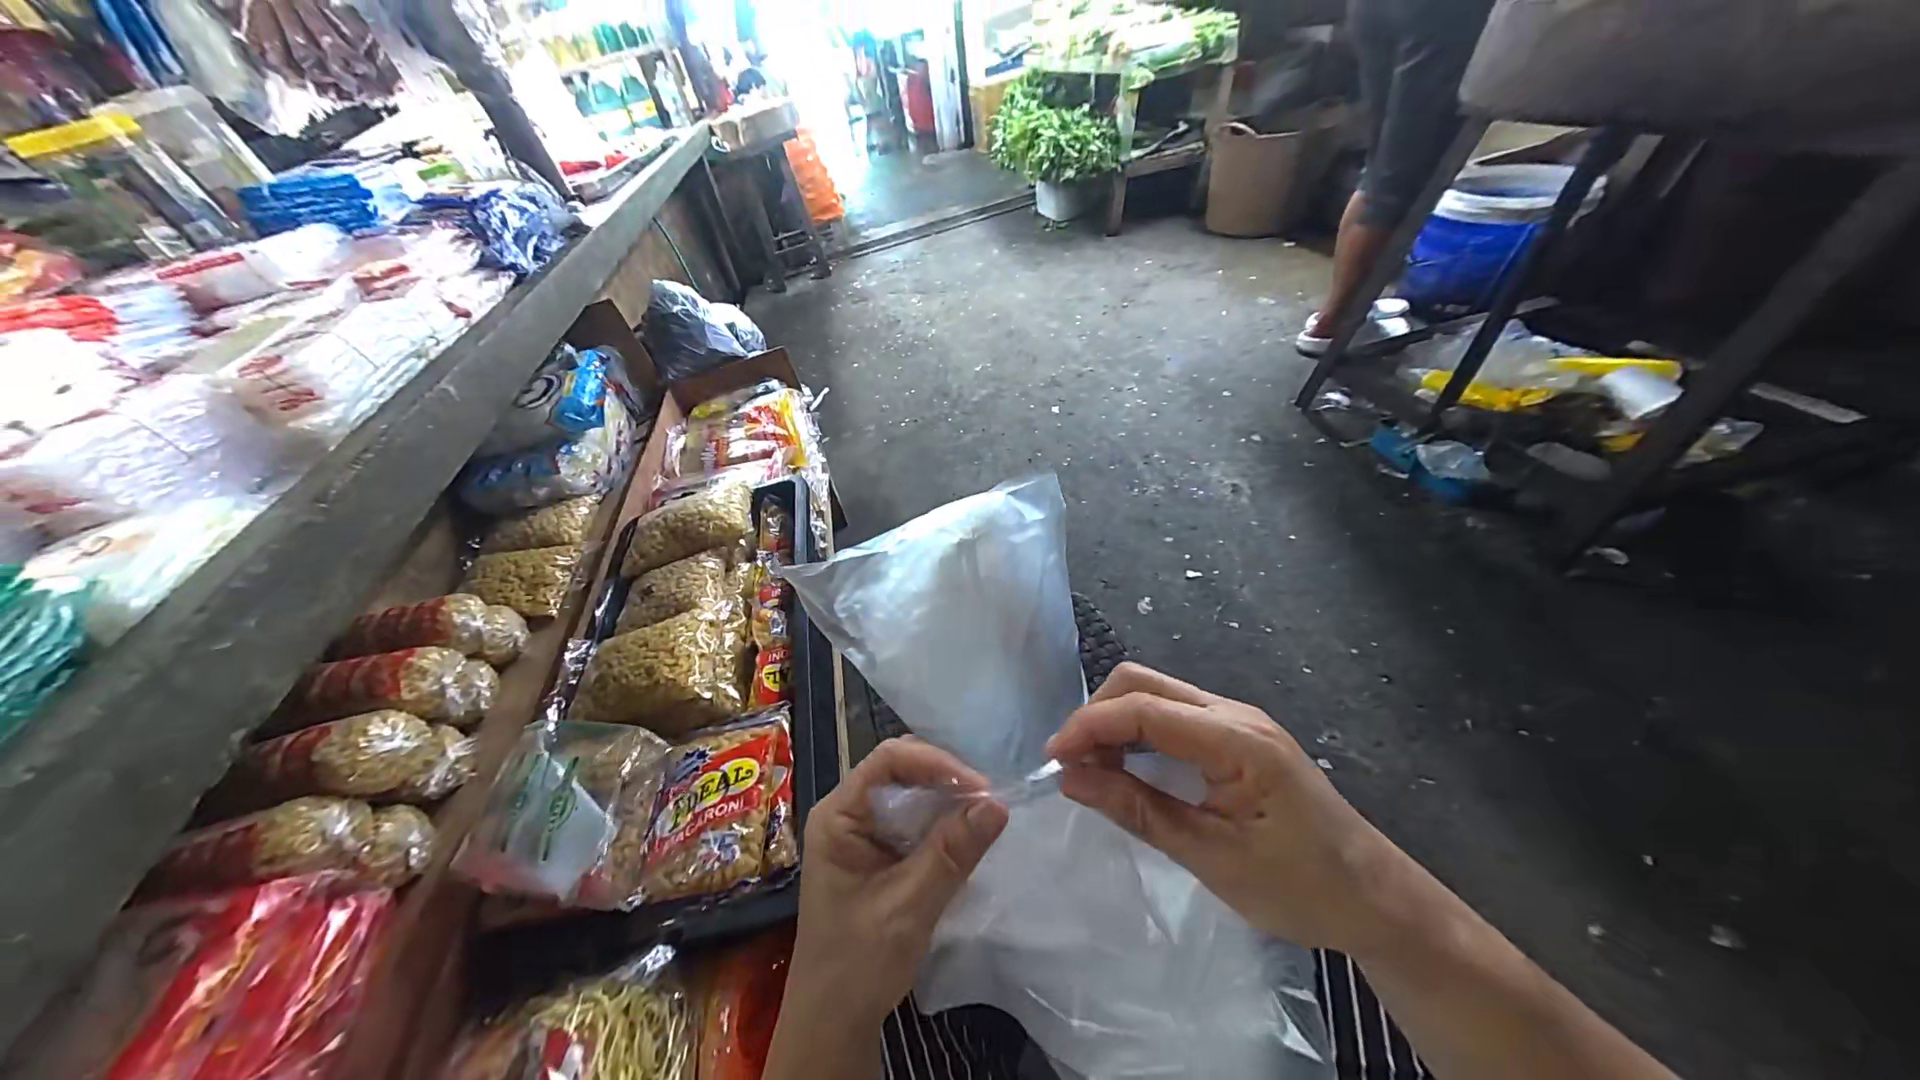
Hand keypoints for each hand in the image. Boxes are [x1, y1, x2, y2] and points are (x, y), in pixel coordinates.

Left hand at [785, 736, 1008, 1024]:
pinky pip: (917, 819)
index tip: (979, 786)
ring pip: (913, 792)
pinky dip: (945, 821)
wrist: (834, 1021)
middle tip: (989, 799)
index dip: (935, 763)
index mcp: (839, 815)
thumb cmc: (858, 964)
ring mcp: (864, 830)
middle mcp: (849, 811)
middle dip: (946, 778)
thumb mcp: (909, 907)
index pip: (888, 760)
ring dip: (949, 799)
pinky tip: (968, 832)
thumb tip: (999, 805)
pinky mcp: (881, 850)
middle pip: (902, 769)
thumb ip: (951, 853)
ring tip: (986, 812)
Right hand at [1045, 662, 1415, 955]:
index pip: (1142, 709)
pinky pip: (1171, 713)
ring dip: (1114, 722)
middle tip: (1072, 766)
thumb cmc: (1301, 888)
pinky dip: (1136, 731)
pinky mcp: (1236, 733)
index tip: (1054, 762)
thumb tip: (1071, 779)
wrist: (1375, 898)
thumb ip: (1137, 810)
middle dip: (1096, 715)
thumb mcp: (1211, 858)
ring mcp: (1237, 719)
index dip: (1088, 727)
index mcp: (1236, 739)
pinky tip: (1126, 765)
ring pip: (1154, 692)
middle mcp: (1234, 713)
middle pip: (1143, 683)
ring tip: (1092, 770)